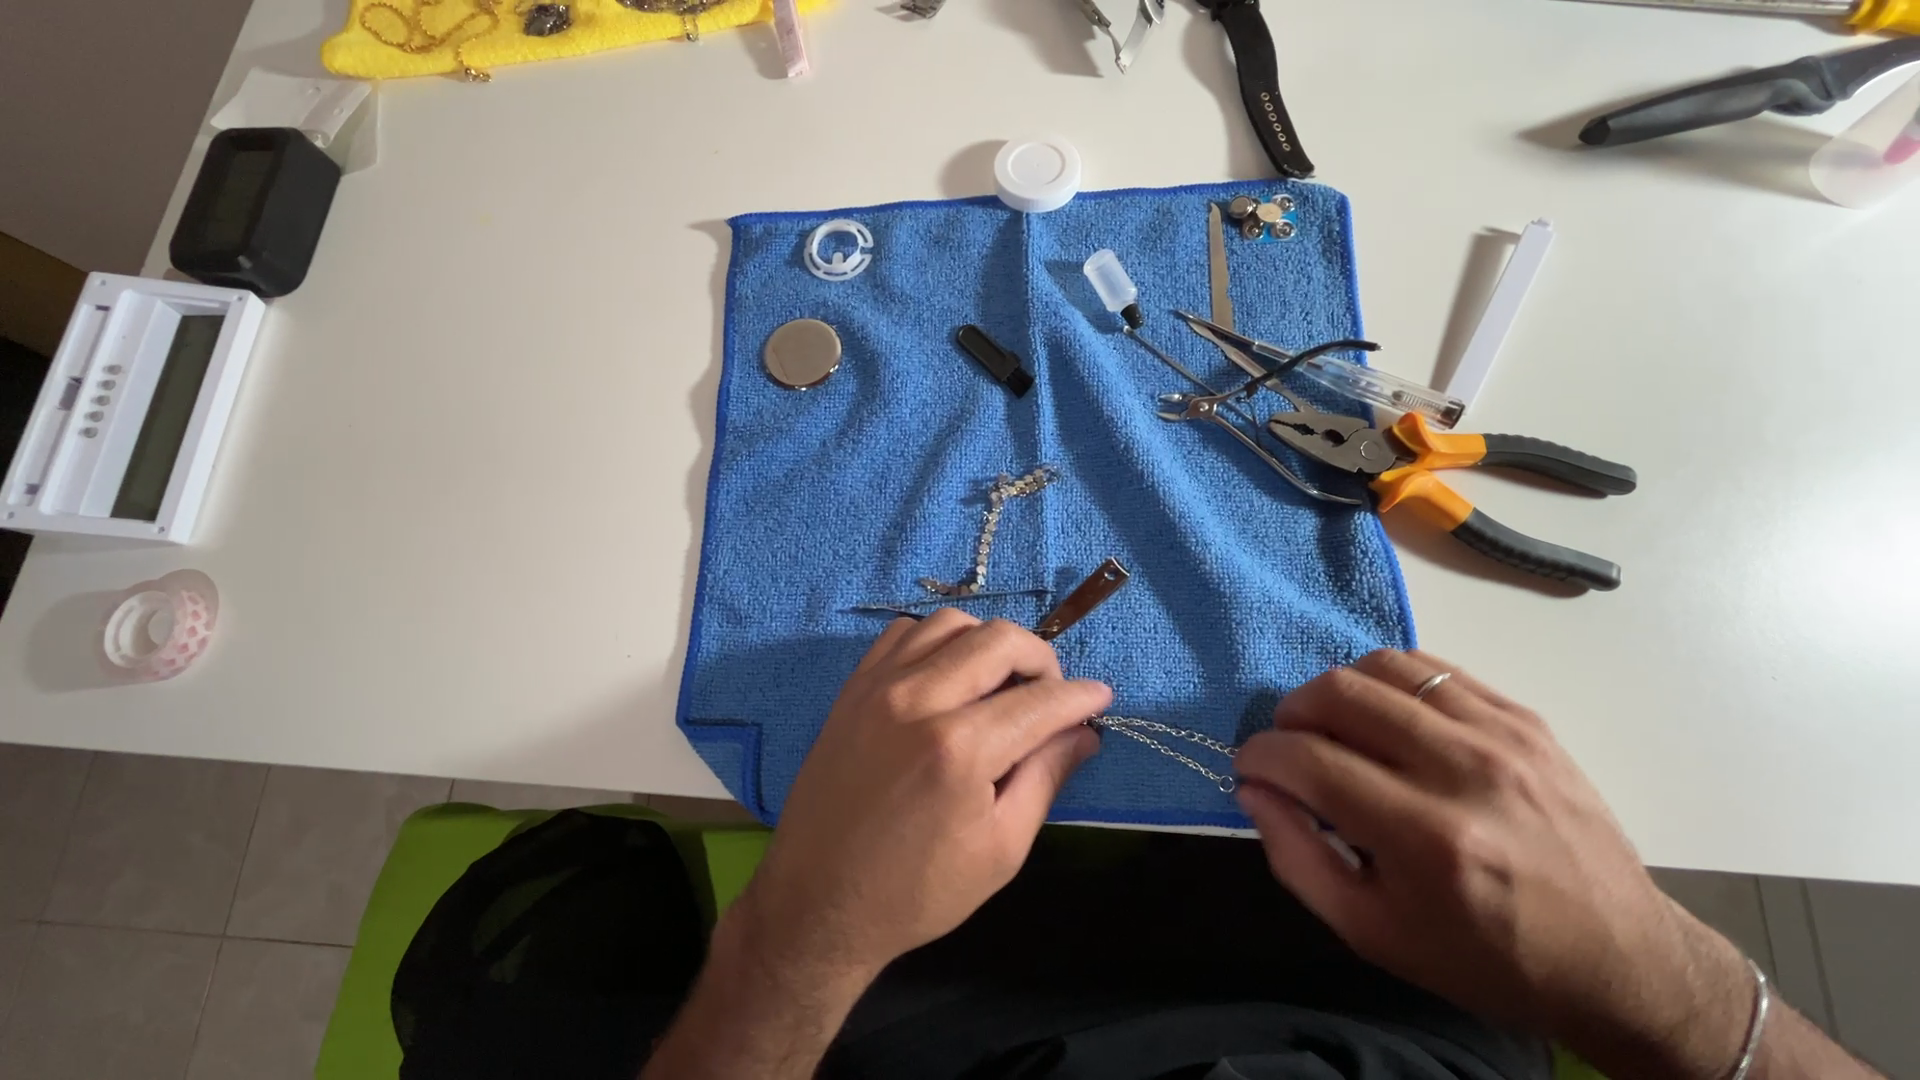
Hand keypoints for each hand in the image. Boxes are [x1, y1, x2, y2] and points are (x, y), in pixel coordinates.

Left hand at [735, 610, 1110, 980]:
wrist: (818, 902)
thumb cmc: (917, 891)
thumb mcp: (1001, 850)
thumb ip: (1046, 778)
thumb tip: (1083, 732)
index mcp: (959, 749)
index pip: (1040, 700)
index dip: (1081, 698)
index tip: (1100, 699)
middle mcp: (918, 700)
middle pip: (999, 639)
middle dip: (1042, 659)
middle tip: (1052, 695)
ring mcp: (878, 686)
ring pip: (951, 624)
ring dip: (989, 643)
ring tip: (1001, 683)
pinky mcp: (853, 688)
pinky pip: (904, 633)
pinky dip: (938, 641)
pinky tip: (949, 676)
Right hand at [1234, 650, 1754, 1076]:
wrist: (1621, 962)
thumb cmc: (1484, 958)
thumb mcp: (1371, 932)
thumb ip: (1296, 855)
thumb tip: (1253, 787)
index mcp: (1427, 839)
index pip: (1309, 760)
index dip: (1259, 757)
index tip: (1250, 770)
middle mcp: (1465, 771)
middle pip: (1340, 694)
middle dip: (1289, 714)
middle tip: (1287, 747)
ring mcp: (1503, 736)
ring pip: (1383, 666)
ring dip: (1336, 690)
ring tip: (1332, 726)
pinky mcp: (1526, 719)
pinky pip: (1432, 669)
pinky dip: (1388, 684)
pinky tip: (1385, 719)